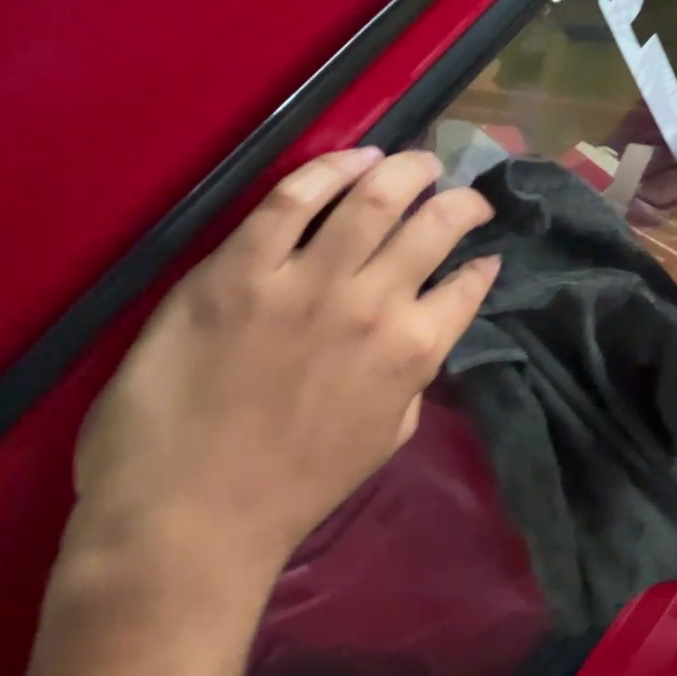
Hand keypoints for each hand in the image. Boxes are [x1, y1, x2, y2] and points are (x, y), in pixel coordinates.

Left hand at [69, 147, 501, 572]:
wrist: (191, 516)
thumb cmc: (294, 488)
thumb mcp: (385, 438)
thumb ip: (413, 380)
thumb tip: (422, 338)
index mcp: (412, 352)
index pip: (467, 286)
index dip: (482, 263)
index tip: (484, 253)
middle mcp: (374, 305)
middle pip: (433, 225)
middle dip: (460, 200)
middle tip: (462, 192)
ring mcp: (306, 282)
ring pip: (374, 199)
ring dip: (408, 170)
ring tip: (419, 161)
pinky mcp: (239, 271)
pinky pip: (292, 201)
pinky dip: (330, 170)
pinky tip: (352, 159)